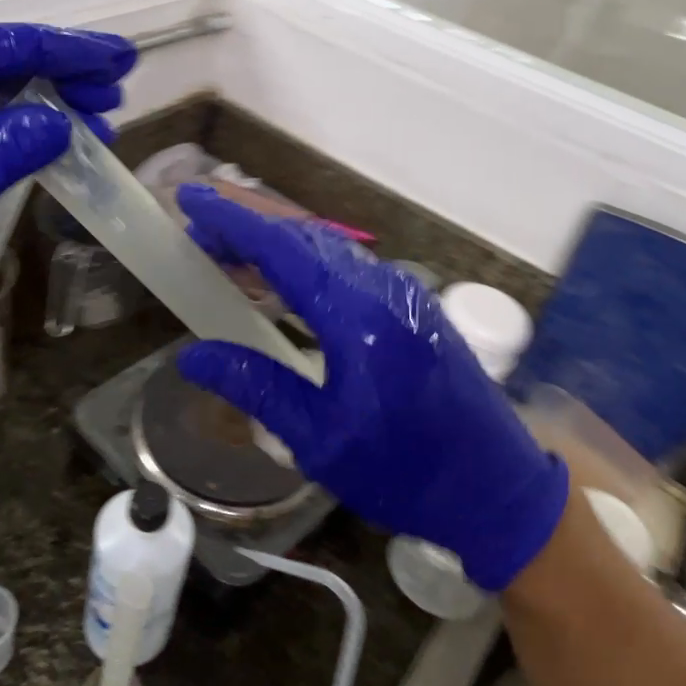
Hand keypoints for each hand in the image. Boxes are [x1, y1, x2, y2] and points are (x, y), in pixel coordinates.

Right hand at [174, 185, 567, 590]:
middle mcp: (384, 289)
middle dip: (247, 230)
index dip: (231, 220)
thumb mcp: (320, 439)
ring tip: (226, 261)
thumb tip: (193, 357)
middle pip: (304, 240)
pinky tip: (280, 289)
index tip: (188, 199)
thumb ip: (257, 387)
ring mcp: (404, 295)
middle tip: (196, 239)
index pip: (283, 248)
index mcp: (358, 316)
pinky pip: (348, 271)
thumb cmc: (404, 471)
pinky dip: (305, 268)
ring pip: (327, 252)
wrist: (497, 487)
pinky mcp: (413, 308)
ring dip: (276, 249)